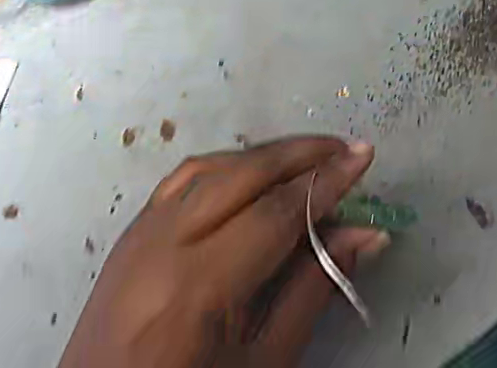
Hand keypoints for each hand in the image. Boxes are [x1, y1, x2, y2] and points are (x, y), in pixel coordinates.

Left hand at [61, 137, 388, 367]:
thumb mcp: (263, 364)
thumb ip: (313, 289)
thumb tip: (366, 233)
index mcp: (196, 291)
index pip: (276, 212)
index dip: (326, 181)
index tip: (364, 155)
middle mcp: (163, 247)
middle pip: (245, 173)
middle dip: (302, 154)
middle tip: (346, 150)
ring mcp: (140, 233)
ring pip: (216, 165)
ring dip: (268, 155)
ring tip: (311, 158)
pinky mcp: (130, 231)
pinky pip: (186, 178)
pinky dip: (230, 165)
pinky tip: (255, 174)